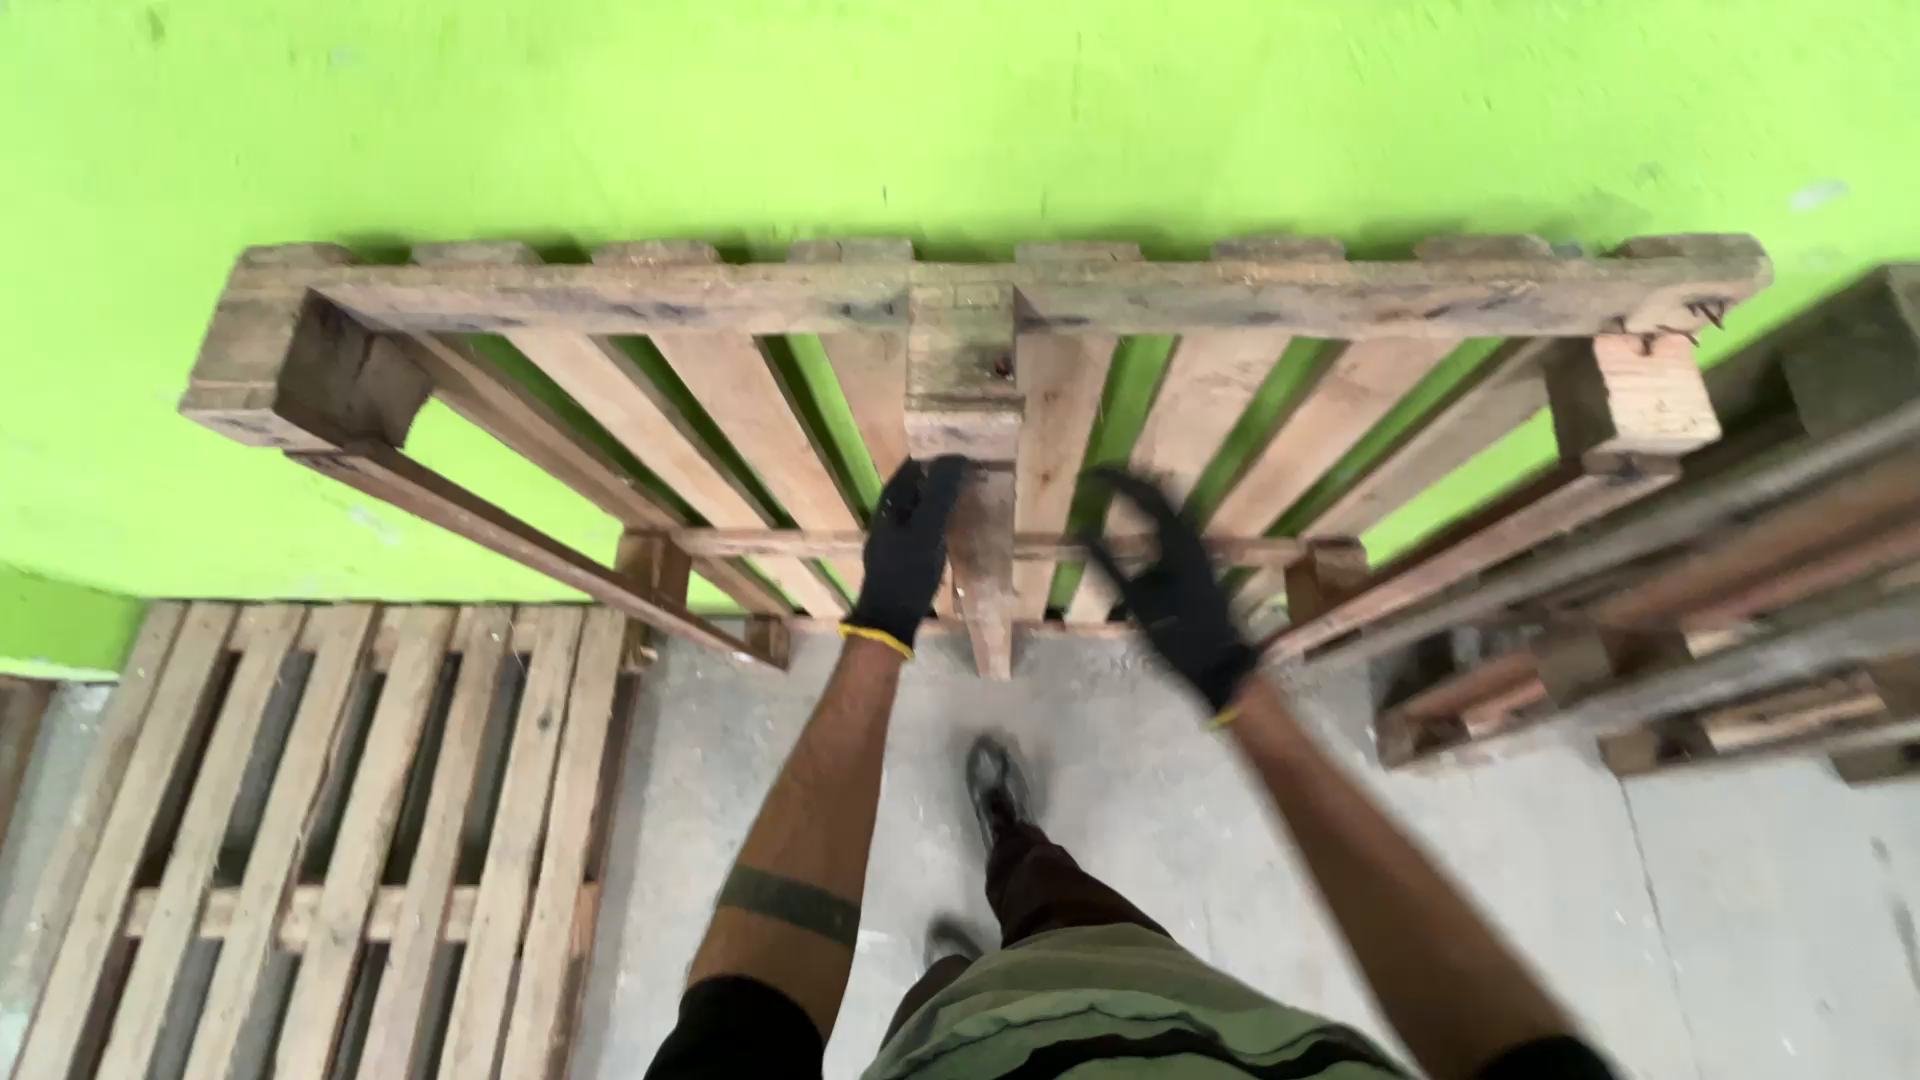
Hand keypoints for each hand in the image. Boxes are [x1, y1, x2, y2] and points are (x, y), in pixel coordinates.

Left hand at [845, 456, 967, 652]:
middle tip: (977, 472)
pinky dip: (943, 519)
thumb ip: (939, 493)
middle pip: (919, 483)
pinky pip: (927, 525)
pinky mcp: (905, 552)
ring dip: (945, 498)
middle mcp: (890, 512)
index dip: (939, 455)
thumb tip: (956, 456)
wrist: (889, 618)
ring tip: (974, 495)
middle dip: (945, 476)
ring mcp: (896, 533)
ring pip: (923, 505)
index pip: (915, 464)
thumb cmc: (907, 572)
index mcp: (891, 501)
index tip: (968, 451)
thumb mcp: (927, 530)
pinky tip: (960, 526)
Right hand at [1079, 467, 1254, 713]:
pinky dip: (1154, 509)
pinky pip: (1177, 518)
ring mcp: (1201, 545)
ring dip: (1144, 491)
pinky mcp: (1202, 557)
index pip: (1145, 495)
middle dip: (1130, 477)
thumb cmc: (1177, 637)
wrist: (1221, 663)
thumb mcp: (1135, 603)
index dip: (1116, 479)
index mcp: (1177, 541)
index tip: (1090, 474)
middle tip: (1101, 474)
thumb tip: (1079, 533)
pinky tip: (1141, 517)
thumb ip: (1106, 564)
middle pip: (1162, 490)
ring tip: (1117, 486)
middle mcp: (1193, 535)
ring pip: (1172, 502)